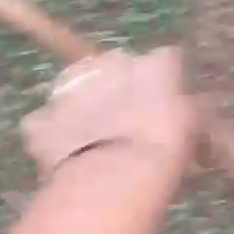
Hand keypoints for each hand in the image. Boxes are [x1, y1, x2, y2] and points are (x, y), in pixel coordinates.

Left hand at [21, 48, 196, 177]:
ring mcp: (70, 88)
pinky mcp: (40, 118)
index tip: (169, 98)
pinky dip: (53, 132)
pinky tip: (67, 151)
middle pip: (115, 62)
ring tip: (94, 131)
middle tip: (128, 112)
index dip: (165, 78)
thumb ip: (187, 109)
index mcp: (155, 64)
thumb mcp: (192, 126)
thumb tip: (188, 110)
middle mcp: (111, 64)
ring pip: (75, 85)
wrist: (116, 175)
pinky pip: (46, 121)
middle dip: (119, 81)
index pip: (166, 58)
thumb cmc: (166, 146)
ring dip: (84, 101)